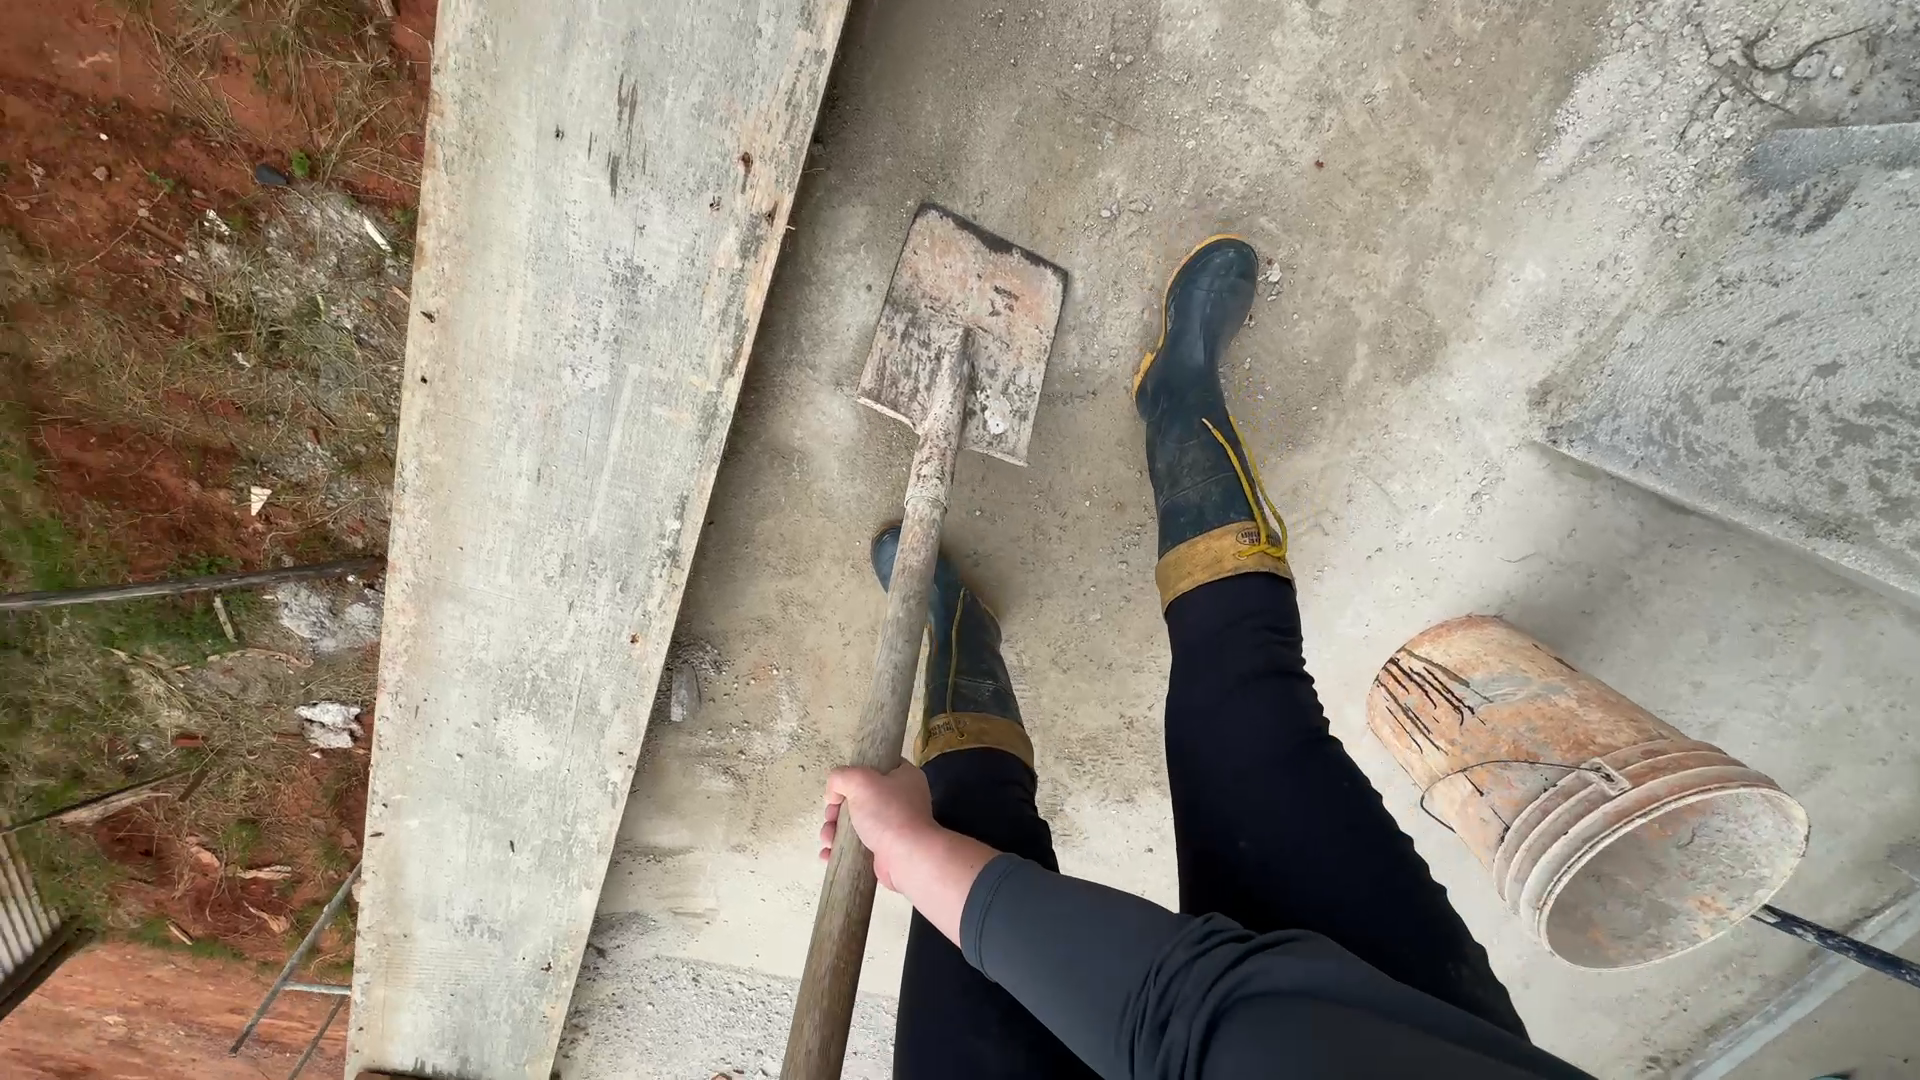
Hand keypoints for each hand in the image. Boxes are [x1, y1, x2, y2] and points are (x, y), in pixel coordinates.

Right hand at [819, 761, 937, 890]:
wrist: (906, 857)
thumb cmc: (888, 813)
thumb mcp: (861, 781)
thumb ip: (841, 777)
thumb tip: (833, 794)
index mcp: (904, 776)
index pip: (875, 767)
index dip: (853, 775)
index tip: (839, 788)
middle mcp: (901, 800)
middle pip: (860, 797)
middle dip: (837, 809)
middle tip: (831, 817)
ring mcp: (894, 826)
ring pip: (856, 823)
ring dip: (835, 830)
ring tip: (827, 839)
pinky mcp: (885, 849)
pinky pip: (858, 845)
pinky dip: (841, 849)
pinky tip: (828, 854)